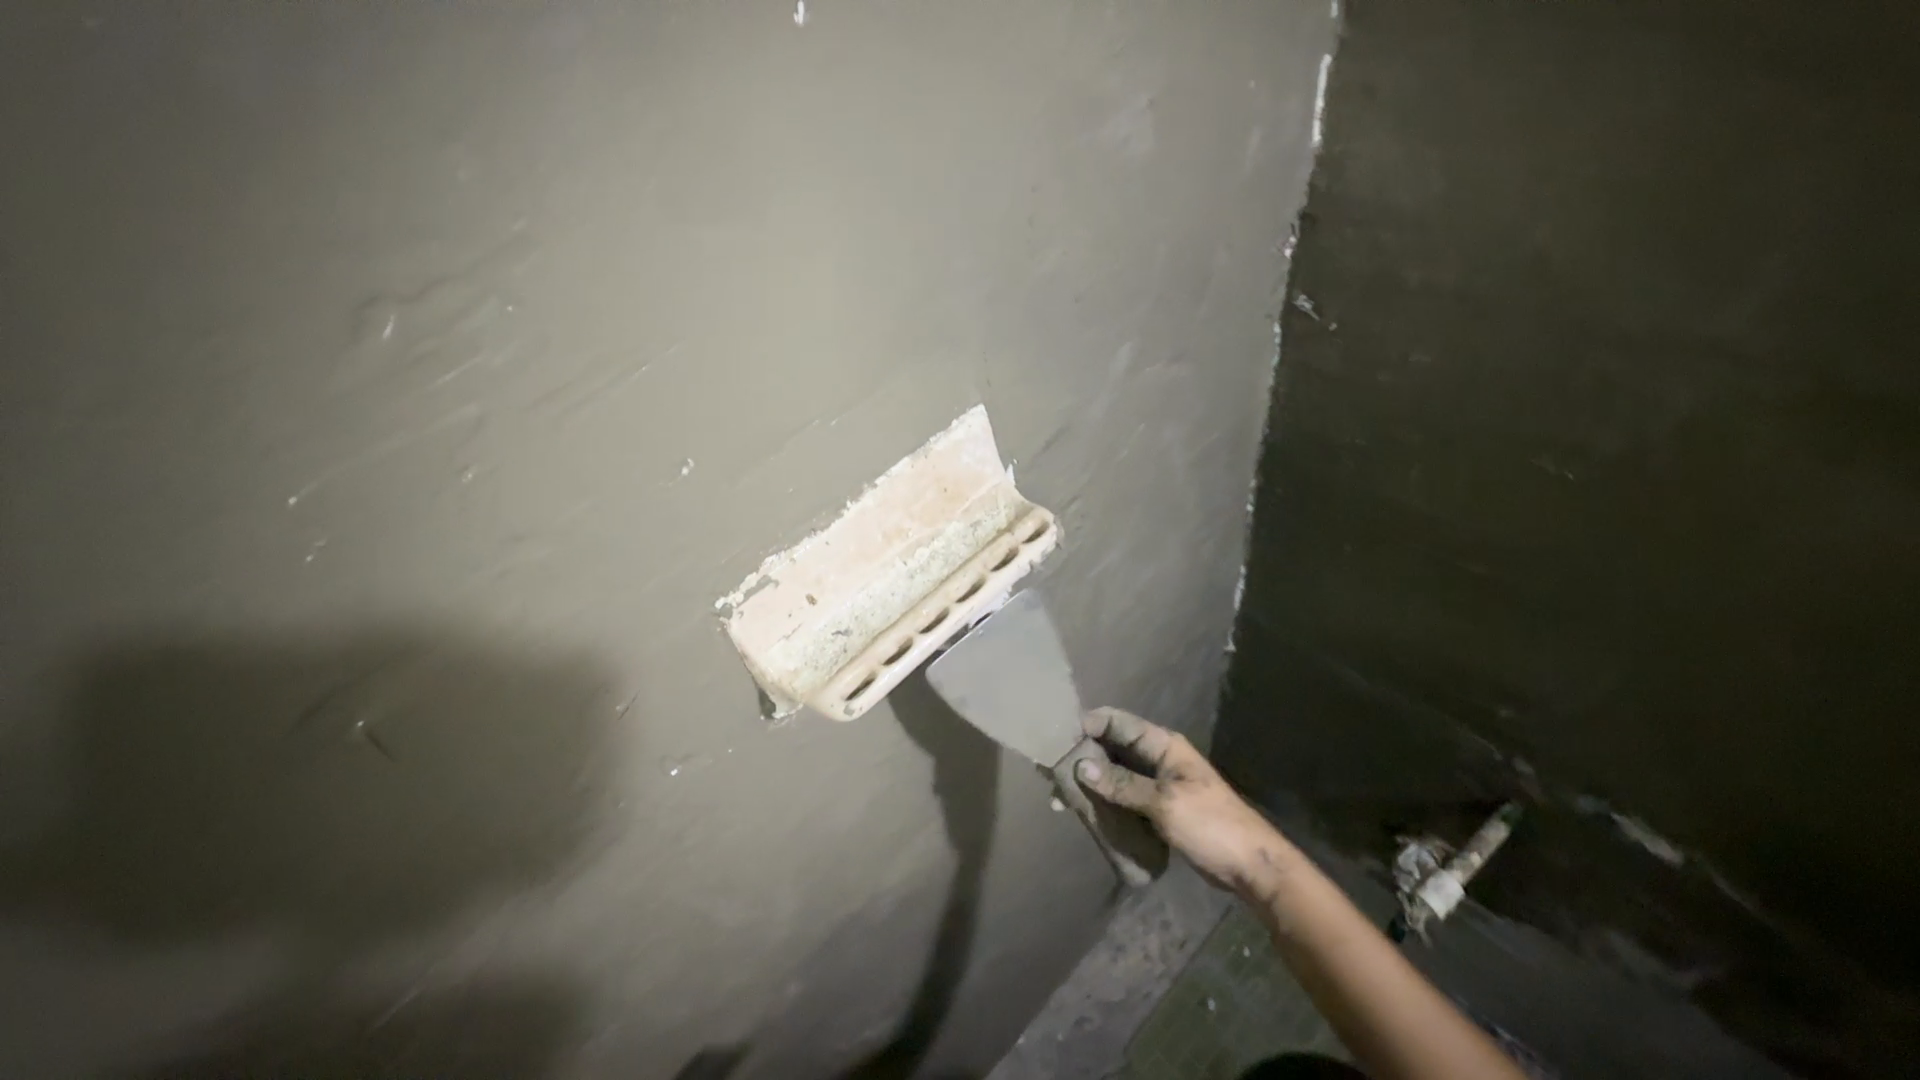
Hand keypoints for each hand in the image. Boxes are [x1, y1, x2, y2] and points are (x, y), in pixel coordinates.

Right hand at [1075, 707, 1287, 896]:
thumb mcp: (1164, 802)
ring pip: (1114, 774)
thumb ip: (1122, 784)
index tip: (1057, 739)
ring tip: (1059, 799)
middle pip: (1111, 747)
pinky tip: (1083, 813)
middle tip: (1050, 775)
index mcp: (1164, 745)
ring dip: (1089, 783)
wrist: (1250, 867)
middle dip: (1081, 757)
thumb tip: (1081, 767)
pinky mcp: (1156, 808)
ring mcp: (1157, 784)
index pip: (1118, 722)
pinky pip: (1122, 797)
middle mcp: (1157, 759)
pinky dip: (1103, 802)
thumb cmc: (1211, 825)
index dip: (1088, 725)